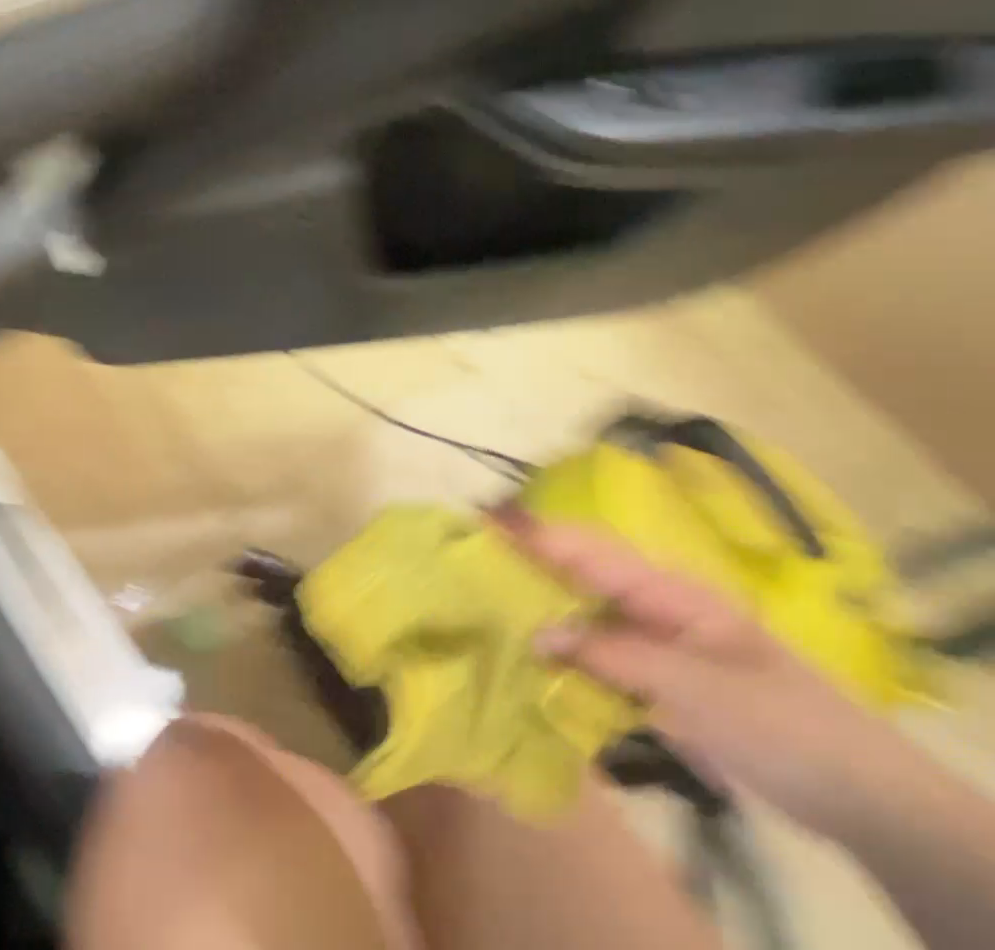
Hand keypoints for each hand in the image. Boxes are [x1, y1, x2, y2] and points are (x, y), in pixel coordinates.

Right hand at [494, 511, 921, 837]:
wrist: (853, 794)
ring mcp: (650, 647)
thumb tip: (534, 633)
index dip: (536, 534)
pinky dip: (553, 654)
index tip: (479, 518)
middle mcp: (653, 610)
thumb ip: (613, 655)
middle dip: (523, 562)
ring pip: (577, 617)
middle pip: (576, 576)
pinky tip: (517, 658)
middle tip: (460, 556)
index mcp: (671, 594)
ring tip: (472, 601)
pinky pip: (588, 657)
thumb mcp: (696, 687)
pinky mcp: (647, 682)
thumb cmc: (780, 724)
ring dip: (531, 608)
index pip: (590, 553)